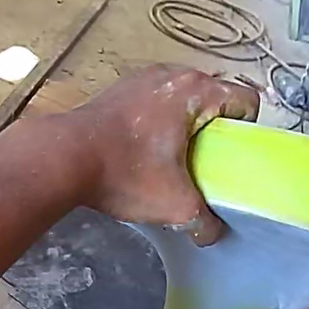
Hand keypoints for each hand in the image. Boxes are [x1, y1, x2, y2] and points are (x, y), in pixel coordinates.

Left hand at [53, 65, 257, 244]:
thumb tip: (211, 233)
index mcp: (196, 90)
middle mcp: (171, 74)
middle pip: (213, 98)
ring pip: (180, 101)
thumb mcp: (173, 205)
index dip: (247, 129)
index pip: (246, 99)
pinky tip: (140, 153)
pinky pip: (151, 104)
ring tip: (169, 160)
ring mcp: (141, 79)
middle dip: (213, 130)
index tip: (231, 157)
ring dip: (182, 127)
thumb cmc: (122, 173)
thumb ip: (202, 221)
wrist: (62, 159)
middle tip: (202, 163)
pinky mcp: (117, 92)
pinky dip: (154, 124)